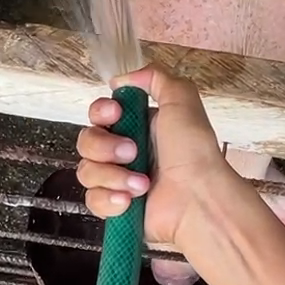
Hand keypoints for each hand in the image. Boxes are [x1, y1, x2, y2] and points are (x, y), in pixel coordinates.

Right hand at [74, 67, 242, 247]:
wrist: (198, 199)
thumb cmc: (194, 153)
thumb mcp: (182, 99)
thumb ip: (155, 77)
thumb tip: (122, 79)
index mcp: (138, 126)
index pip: (99, 114)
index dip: (100, 112)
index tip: (115, 114)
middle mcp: (126, 152)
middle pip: (87, 141)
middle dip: (104, 147)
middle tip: (133, 153)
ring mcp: (119, 181)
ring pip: (87, 172)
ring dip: (112, 175)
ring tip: (141, 184)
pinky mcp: (116, 207)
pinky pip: (93, 200)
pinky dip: (110, 199)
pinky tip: (129, 201)